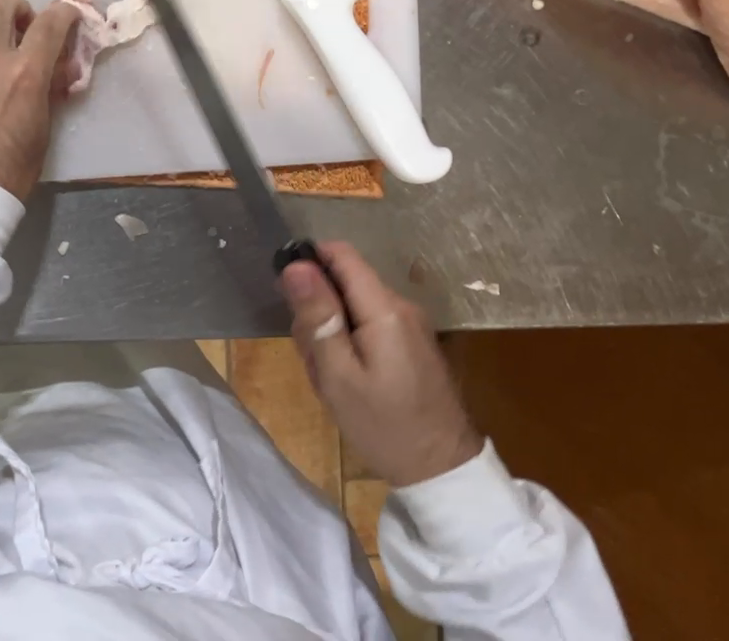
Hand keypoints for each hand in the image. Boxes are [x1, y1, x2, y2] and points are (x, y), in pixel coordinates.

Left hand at [0, 0, 81, 202]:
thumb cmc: (14, 166)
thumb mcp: (43, 125)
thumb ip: (48, 88)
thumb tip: (57, 67)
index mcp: (27, 71)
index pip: (51, 22)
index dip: (63, 12)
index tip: (64, 16)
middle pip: (0, 6)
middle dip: (14, 9)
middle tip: (15, 26)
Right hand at [281, 242, 482, 487]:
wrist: (443, 473)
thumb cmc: (384, 425)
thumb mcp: (337, 375)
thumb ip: (317, 316)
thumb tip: (296, 266)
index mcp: (385, 310)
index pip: (342, 255)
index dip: (309, 261)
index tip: (285, 292)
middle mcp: (402, 307)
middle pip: (344, 282)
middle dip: (317, 309)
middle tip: (310, 355)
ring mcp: (411, 327)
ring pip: (352, 306)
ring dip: (330, 332)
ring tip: (327, 374)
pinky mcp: (412, 345)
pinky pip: (368, 326)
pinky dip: (347, 344)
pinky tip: (345, 379)